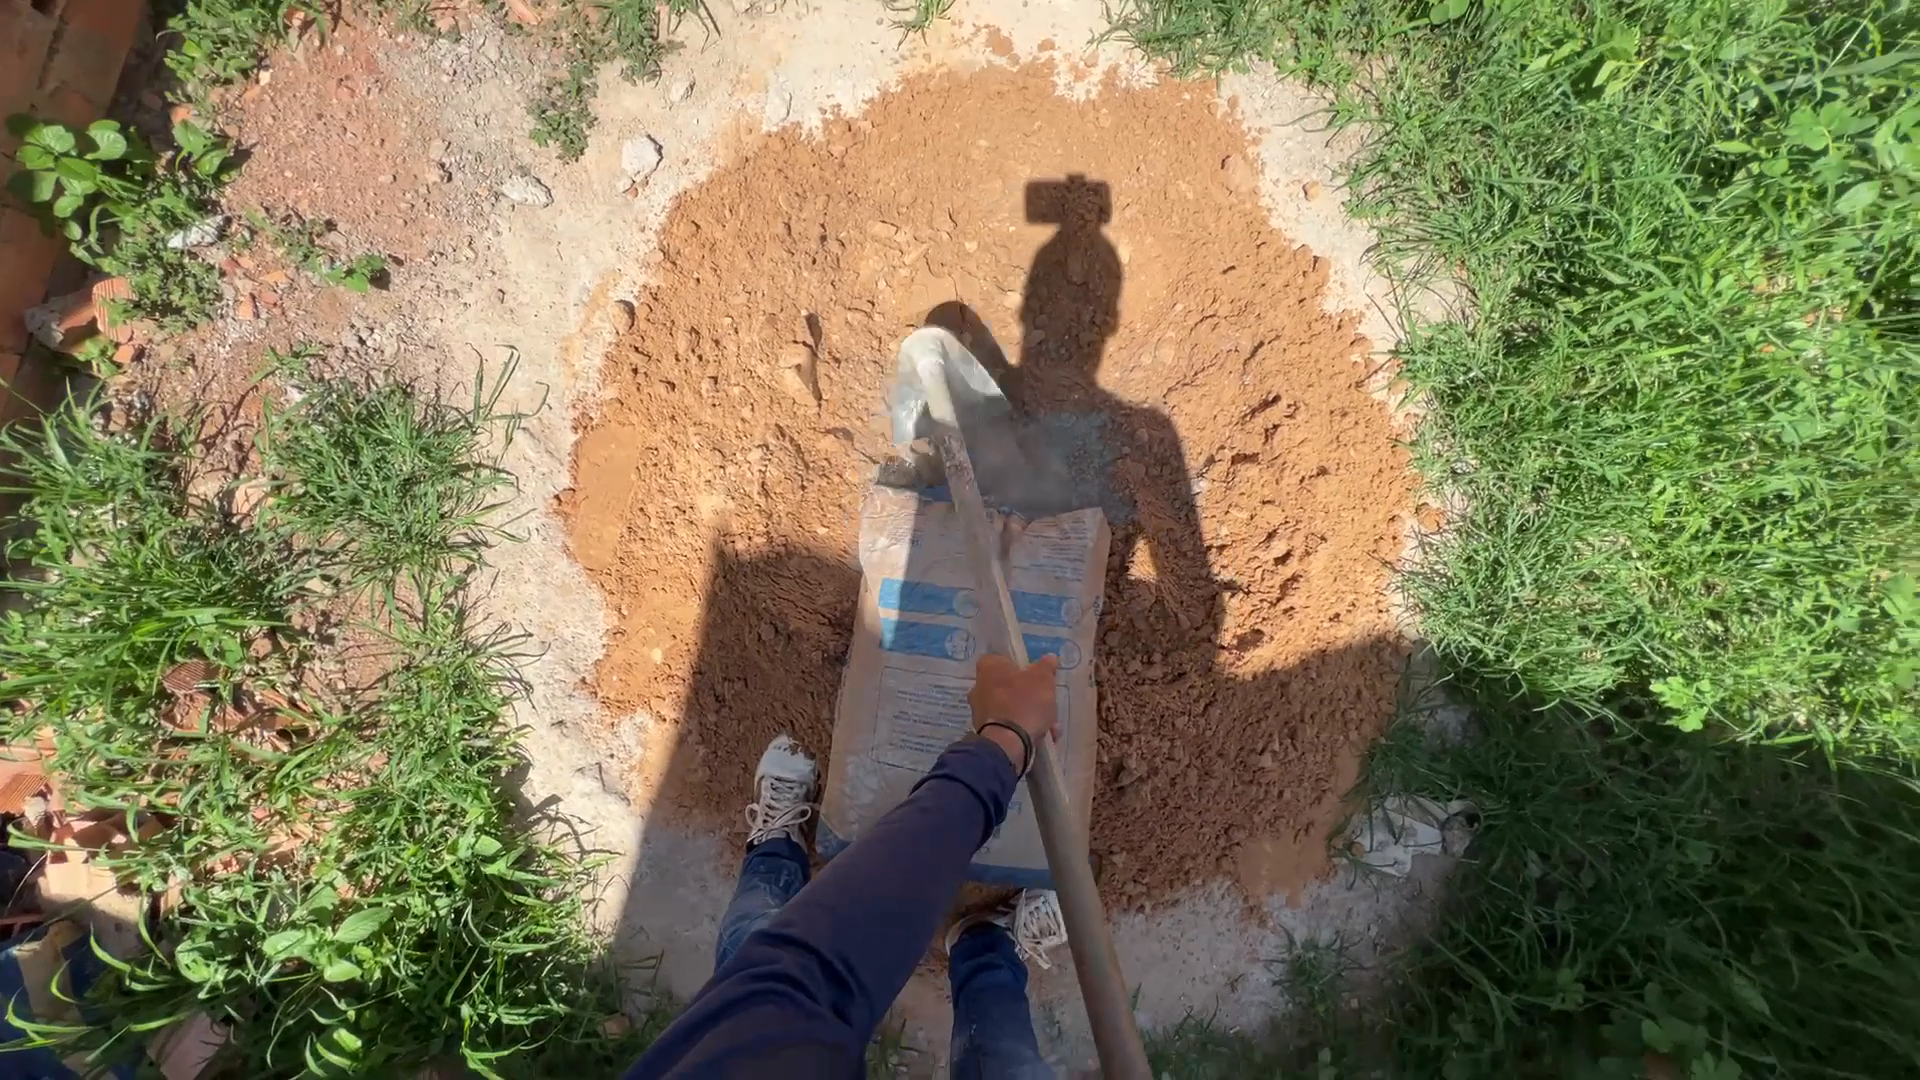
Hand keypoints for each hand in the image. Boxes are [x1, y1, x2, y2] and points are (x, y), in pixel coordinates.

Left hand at [968, 654, 1059, 773]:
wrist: (1008, 743)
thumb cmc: (1024, 702)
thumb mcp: (1043, 680)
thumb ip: (1046, 667)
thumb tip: (1049, 657)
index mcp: (988, 667)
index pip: (1002, 659)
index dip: (1020, 666)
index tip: (1035, 676)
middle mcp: (978, 686)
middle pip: (1009, 686)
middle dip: (1031, 696)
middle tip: (1048, 704)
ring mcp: (980, 710)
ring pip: (1011, 707)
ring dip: (1030, 715)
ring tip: (1050, 727)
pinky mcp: (985, 731)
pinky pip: (1007, 725)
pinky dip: (1022, 729)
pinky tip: (1040, 738)